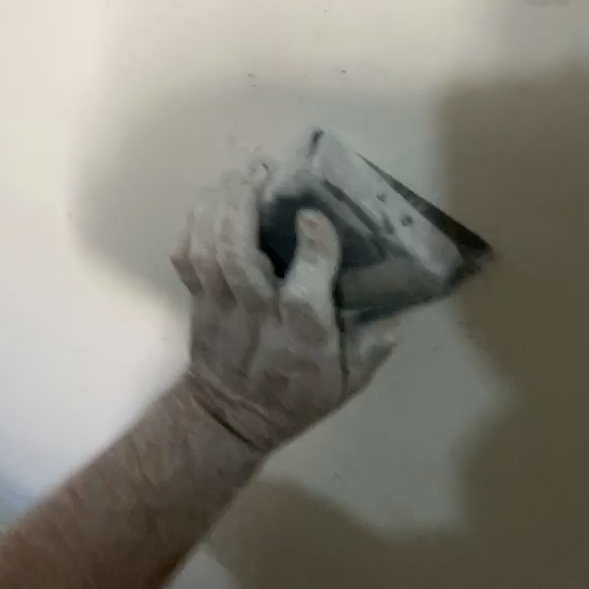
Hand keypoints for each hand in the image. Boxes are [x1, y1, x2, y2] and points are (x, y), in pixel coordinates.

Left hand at [171, 162, 398, 453]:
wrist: (230, 417)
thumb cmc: (298, 393)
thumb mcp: (349, 378)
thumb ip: (375, 339)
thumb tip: (403, 298)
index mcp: (301, 334)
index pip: (304, 287)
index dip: (311, 248)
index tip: (313, 215)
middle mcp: (256, 314)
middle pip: (238, 257)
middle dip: (245, 207)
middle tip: (262, 171)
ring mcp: (219, 306)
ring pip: (209, 250)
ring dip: (219, 206)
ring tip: (239, 176)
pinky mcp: (196, 299)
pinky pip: (186, 257)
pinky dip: (193, 225)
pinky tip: (211, 200)